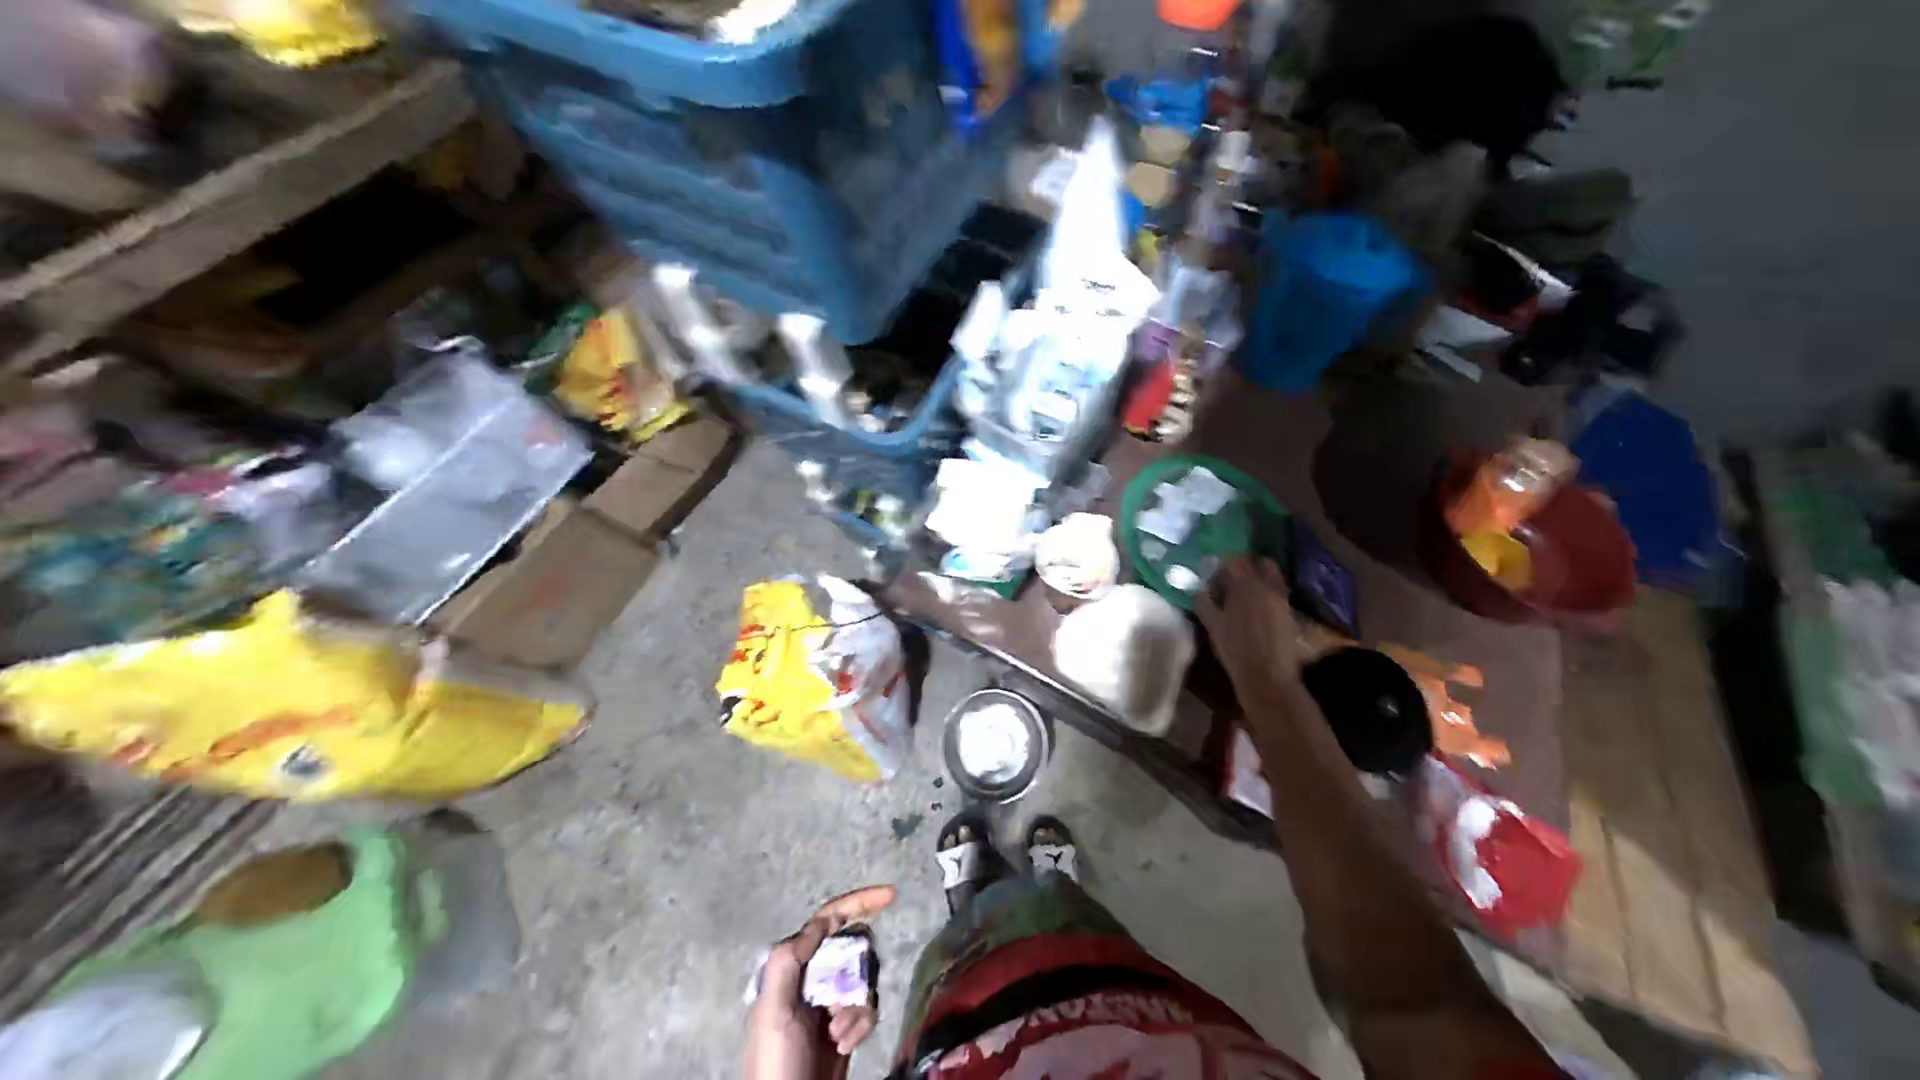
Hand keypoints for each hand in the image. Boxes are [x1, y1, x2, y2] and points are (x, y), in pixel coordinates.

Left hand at [743, 885, 896, 1079]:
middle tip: (843, 1004)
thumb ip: (789, 961)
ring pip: (863, 978)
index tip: (891, 895)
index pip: (828, 920)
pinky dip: (862, 1024)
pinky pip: (868, 1007)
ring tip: (840, 1035)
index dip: (859, 902)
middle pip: (852, 948)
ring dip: (857, 1006)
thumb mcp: (773, 1010)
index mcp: (791, 967)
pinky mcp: (845, 1026)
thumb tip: (821, 921)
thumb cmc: (777, 1063)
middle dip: (857, 974)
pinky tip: (847, 1046)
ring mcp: (829, 1003)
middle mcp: (811, 978)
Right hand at [1194, 556, 1306, 705]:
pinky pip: (1278, 591)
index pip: (1234, 561)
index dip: (1222, 567)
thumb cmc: (1235, 649)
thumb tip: (1199, 589)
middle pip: (1259, 563)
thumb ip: (1203, 602)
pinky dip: (1267, 592)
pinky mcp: (1290, 612)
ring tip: (1244, 596)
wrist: (1268, 676)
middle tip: (1231, 581)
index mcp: (1246, 586)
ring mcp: (1282, 598)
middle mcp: (1268, 586)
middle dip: (1244, 567)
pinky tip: (1257, 609)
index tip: (1213, 579)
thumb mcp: (1212, 625)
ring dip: (1258, 578)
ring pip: (1272, 576)